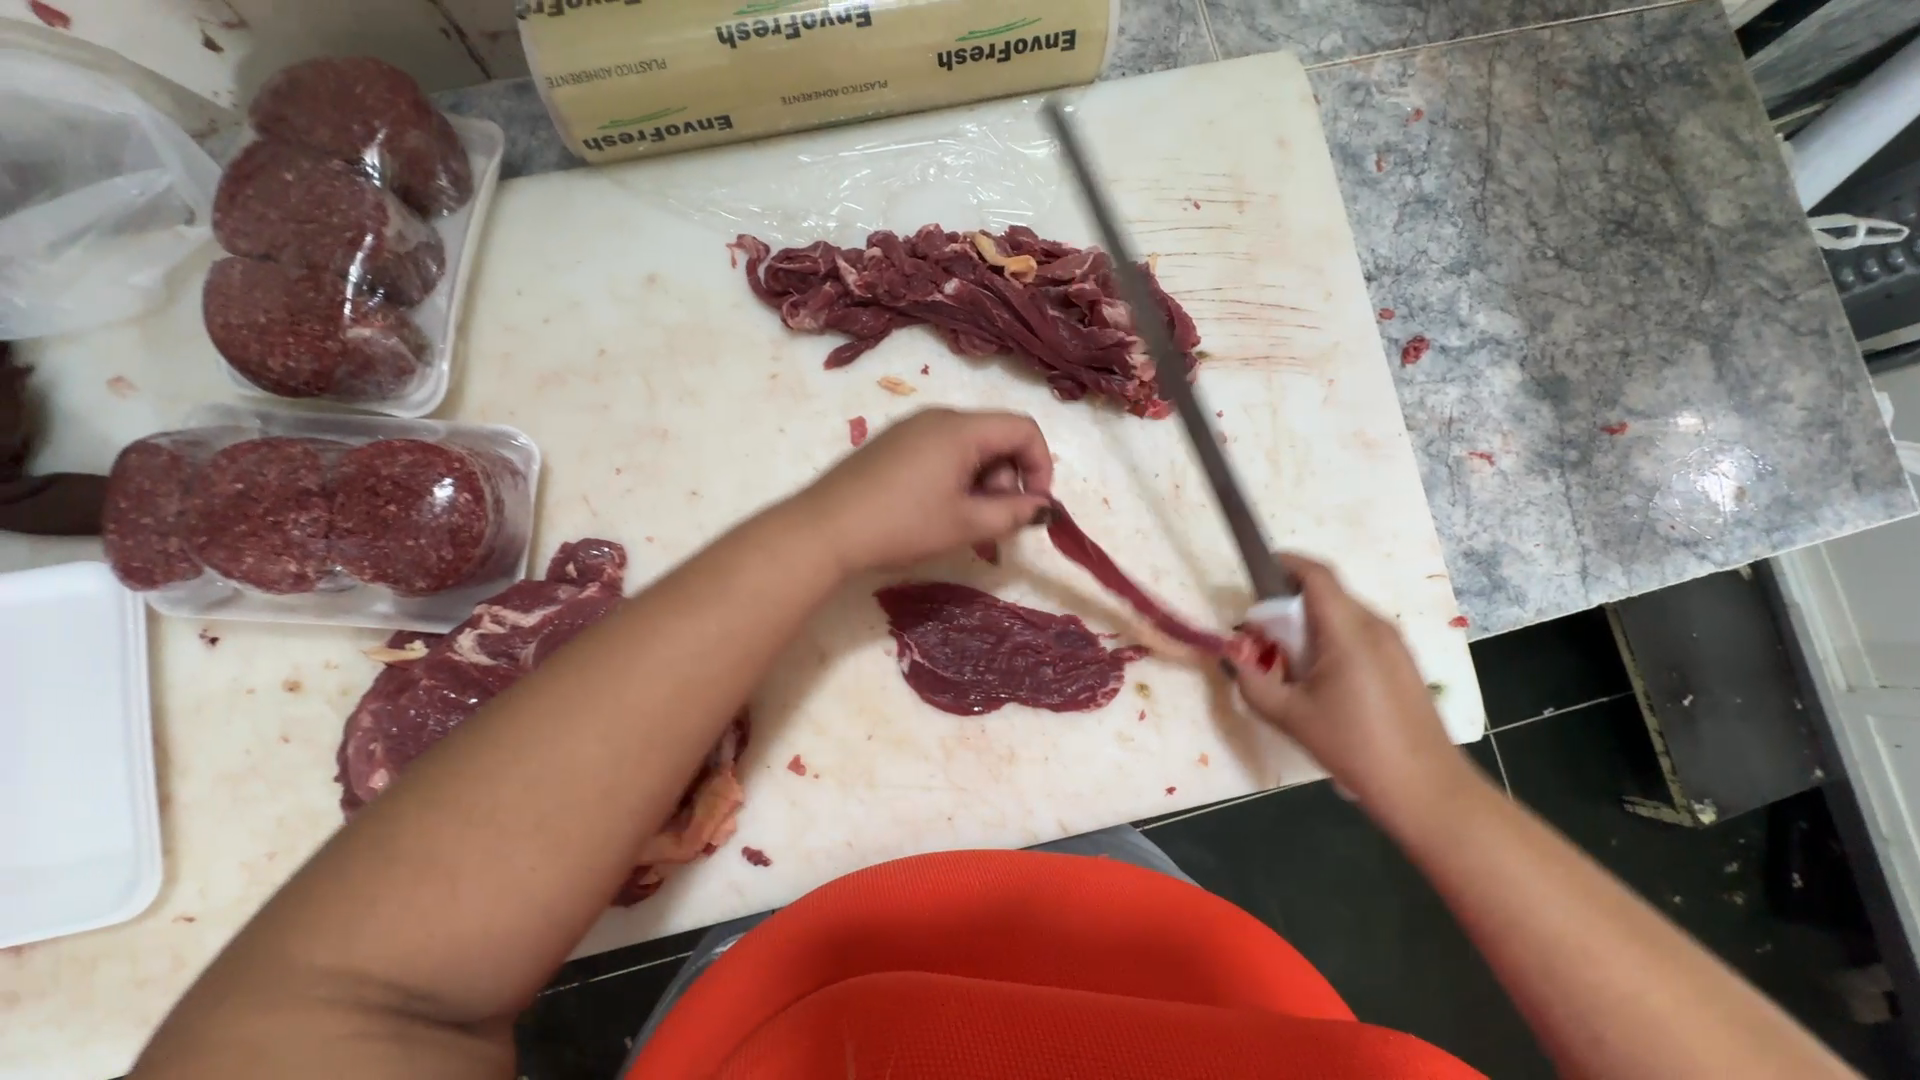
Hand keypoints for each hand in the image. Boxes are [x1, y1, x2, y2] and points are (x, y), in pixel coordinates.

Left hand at [793, 408, 1052, 573]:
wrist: (825, 529)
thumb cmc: (902, 525)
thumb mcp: (965, 524)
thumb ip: (1012, 513)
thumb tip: (1042, 507)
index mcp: (961, 428)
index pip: (1024, 428)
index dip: (1041, 466)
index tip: (1033, 507)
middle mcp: (938, 417)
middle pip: (996, 436)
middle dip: (1009, 478)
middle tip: (993, 521)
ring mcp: (911, 428)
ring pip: (969, 446)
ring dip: (983, 482)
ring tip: (966, 522)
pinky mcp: (892, 444)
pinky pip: (941, 451)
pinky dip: (956, 478)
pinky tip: (938, 512)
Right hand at [1235, 554, 1471, 811]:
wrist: (1425, 787)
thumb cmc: (1353, 746)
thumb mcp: (1289, 716)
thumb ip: (1253, 682)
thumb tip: (1234, 659)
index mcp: (1347, 632)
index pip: (1317, 576)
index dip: (1287, 563)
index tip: (1260, 568)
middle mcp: (1376, 627)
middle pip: (1327, 596)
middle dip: (1290, 605)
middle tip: (1262, 636)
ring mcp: (1395, 644)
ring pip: (1344, 616)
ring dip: (1311, 625)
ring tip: (1289, 663)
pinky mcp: (1404, 663)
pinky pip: (1360, 635)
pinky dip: (1333, 641)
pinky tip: (1321, 681)